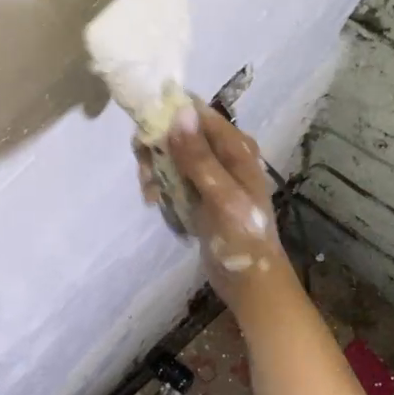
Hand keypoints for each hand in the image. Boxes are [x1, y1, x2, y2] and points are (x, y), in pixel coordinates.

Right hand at [134, 102, 290, 313]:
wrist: (249, 283)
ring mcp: (208, 172)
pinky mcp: (197, 191)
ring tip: (150, 193)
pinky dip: (158, 185)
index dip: (167, 113)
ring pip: (169, 153)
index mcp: (235, 146)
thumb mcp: (222, 196)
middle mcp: (222, 152)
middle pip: (177, 130)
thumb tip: (180, 112)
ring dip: (154, 168)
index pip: (196, 111)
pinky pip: (170, 175)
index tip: (144, 131)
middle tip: (145, 172)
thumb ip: (199, 156)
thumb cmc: (242, 238)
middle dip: (156, 147)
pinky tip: (153, 202)